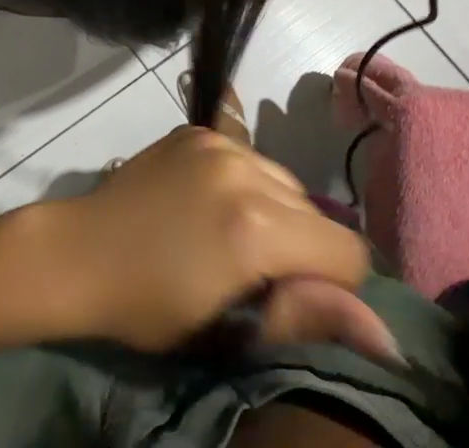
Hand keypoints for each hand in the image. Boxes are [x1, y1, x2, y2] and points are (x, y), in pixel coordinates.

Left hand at [38, 128, 394, 359]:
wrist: (78, 254)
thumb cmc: (150, 306)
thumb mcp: (231, 329)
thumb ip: (310, 320)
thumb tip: (389, 337)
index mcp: (257, 229)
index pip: (348, 252)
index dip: (332, 286)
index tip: (289, 299)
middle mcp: (245, 173)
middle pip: (318, 214)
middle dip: (302, 247)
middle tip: (252, 272)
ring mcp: (217, 145)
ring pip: (286, 182)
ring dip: (276, 212)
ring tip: (228, 236)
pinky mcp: (195, 131)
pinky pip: (250, 158)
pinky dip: (246, 183)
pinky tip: (209, 204)